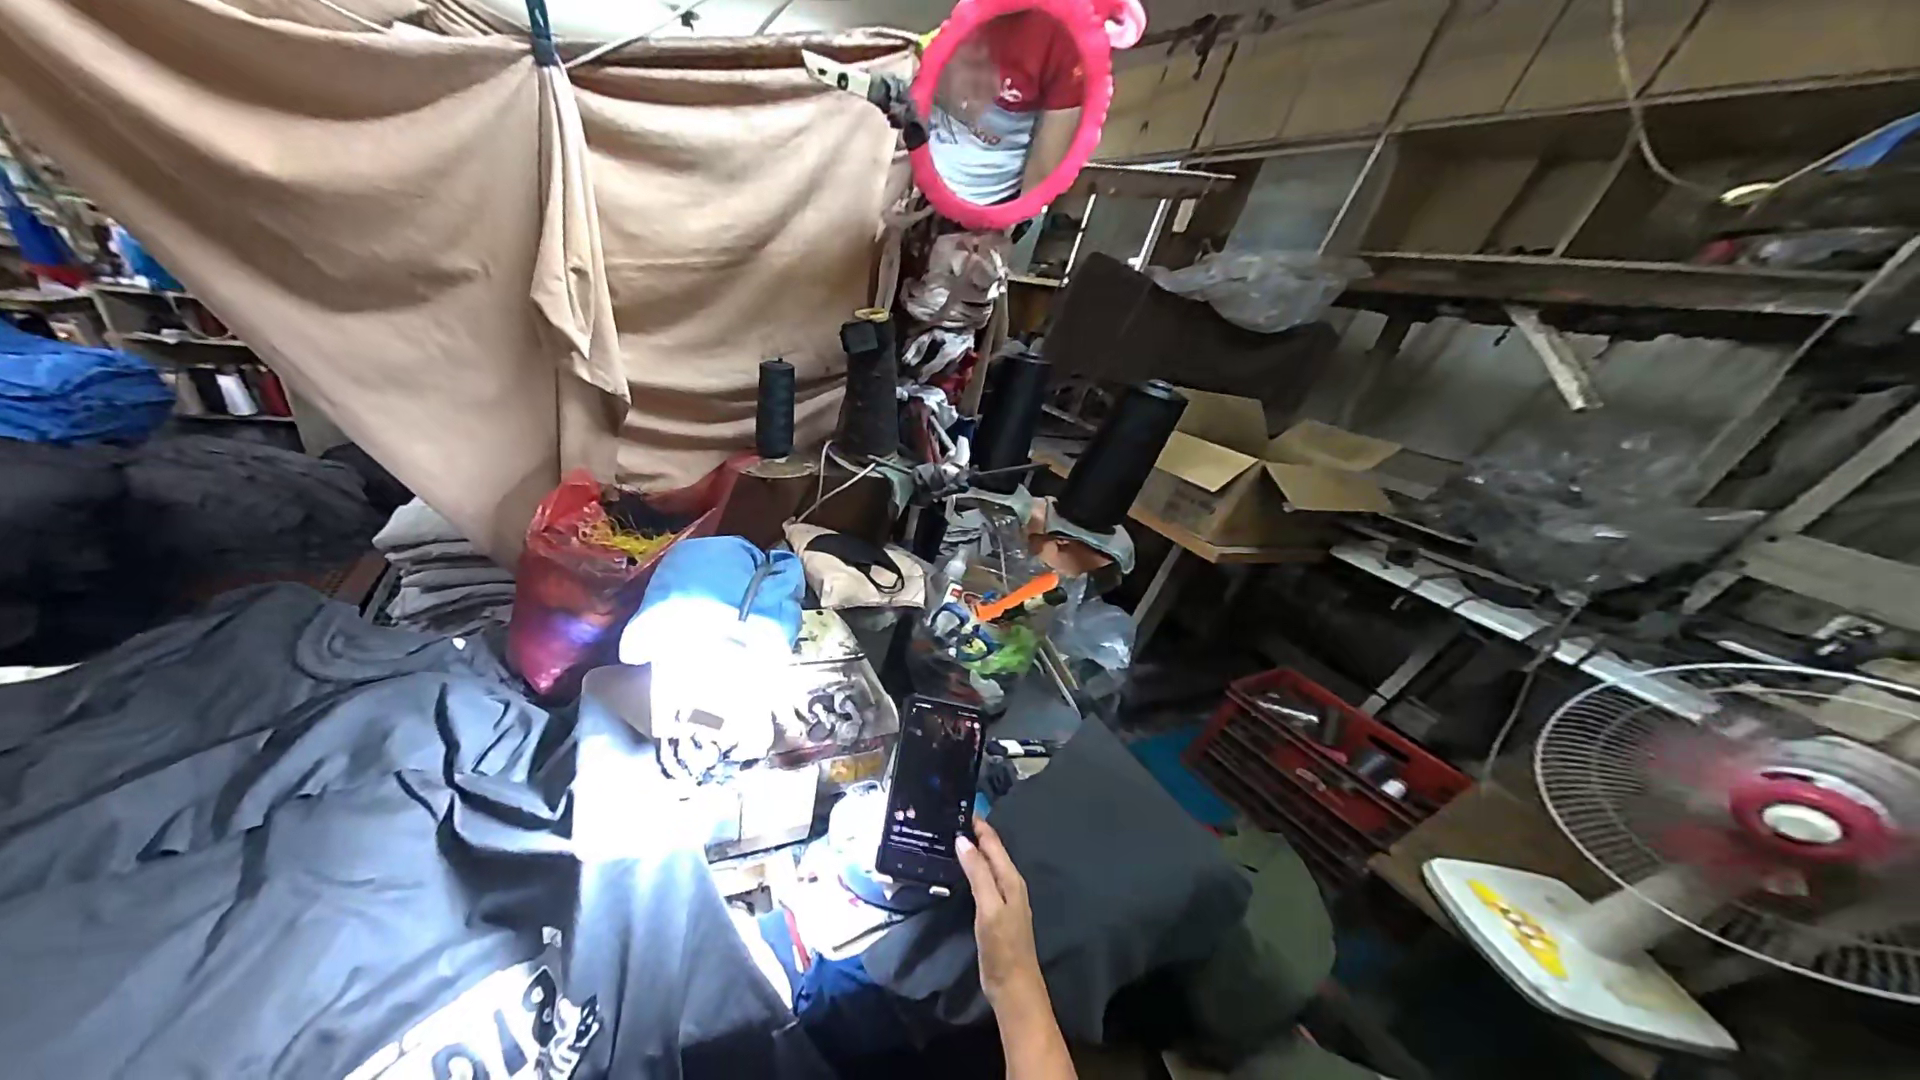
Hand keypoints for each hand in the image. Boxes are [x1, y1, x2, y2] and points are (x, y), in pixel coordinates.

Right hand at [956, 818, 1044, 1010]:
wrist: (1014, 988)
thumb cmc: (1003, 947)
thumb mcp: (989, 908)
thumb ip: (978, 873)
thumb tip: (963, 839)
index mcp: (1011, 878)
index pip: (993, 841)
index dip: (977, 823)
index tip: (957, 806)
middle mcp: (1010, 882)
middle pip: (991, 850)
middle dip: (974, 832)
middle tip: (949, 817)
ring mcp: (1004, 897)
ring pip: (988, 863)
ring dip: (973, 850)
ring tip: (950, 837)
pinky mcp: (996, 911)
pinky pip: (984, 879)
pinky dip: (973, 868)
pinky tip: (961, 869)